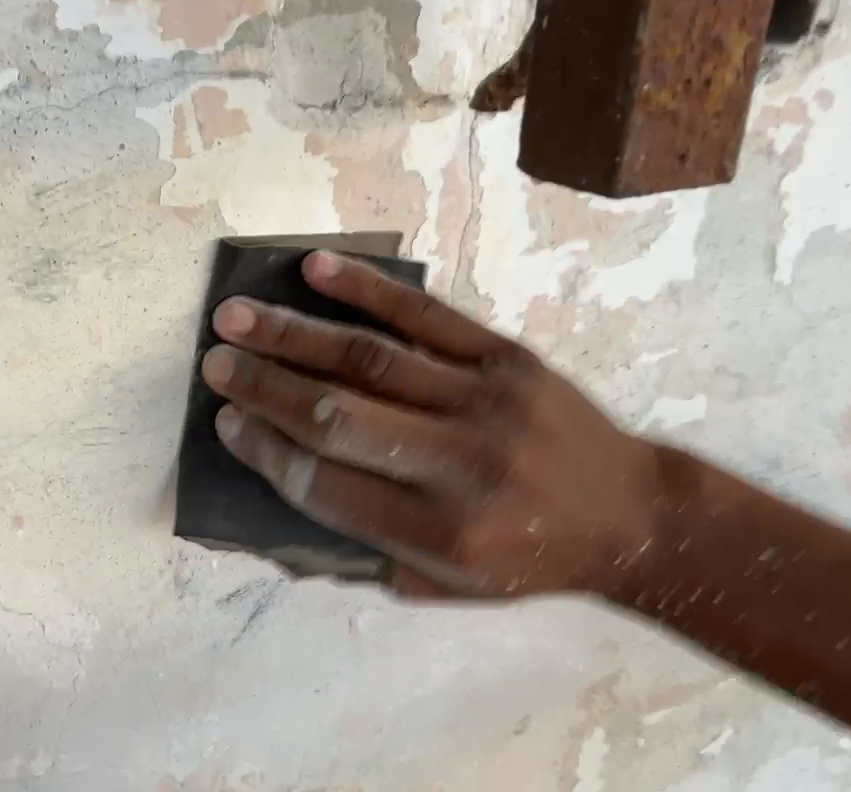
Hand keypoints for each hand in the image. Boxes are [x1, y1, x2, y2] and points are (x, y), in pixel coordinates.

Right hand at [201, 252, 660, 598]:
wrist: (638, 518)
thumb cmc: (525, 556)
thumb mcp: (445, 583)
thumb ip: (363, 540)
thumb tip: (279, 475)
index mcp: (440, 533)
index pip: (324, 485)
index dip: (265, 451)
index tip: (226, 422)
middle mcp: (460, 466)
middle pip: (336, 416)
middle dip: (263, 387)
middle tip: (212, 363)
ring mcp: (484, 402)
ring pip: (367, 359)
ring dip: (291, 334)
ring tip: (235, 316)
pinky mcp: (505, 357)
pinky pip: (425, 315)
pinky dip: (365, 288)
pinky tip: (314, 268)